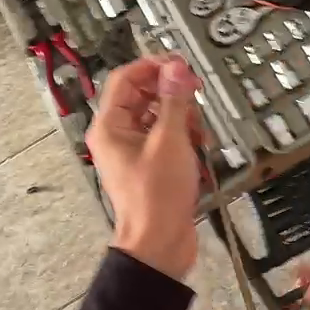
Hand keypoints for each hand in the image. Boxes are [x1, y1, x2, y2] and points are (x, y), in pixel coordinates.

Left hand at [85, 55, 203, 280]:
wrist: (160, 245)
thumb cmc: (158, 194)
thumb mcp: (170, 140)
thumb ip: (173, 101)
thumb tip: (175, 68)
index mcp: (110, 126)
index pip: (126, 79)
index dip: (153, 66)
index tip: (181, 64)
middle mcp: (117, 135)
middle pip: (142, 96)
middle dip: (171, 92)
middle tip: (196, 90)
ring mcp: (133, 151)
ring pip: (156, 115)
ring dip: (180, 115)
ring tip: (199, 128)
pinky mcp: (150, 165)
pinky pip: (164, 137)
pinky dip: (183, 135)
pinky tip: (199, 145)